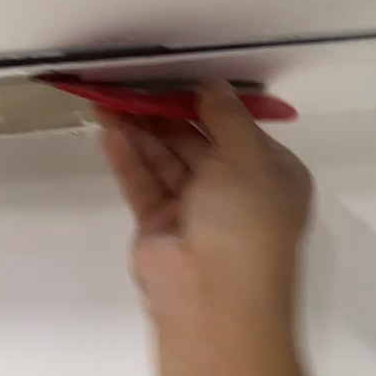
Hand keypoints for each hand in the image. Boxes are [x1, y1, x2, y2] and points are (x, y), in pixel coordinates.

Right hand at [96, 80, 312, 333]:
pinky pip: (142, 183)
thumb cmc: (245, 222)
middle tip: (129, 84)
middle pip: (194, 141)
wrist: (213, 298)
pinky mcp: (157, 224)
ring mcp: (192, 208)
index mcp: (269, 174)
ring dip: (138, 132)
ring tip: (106, 100)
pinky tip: (108, 133)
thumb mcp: (248, 158)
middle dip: (164, 114)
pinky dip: (127, 159)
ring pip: (163, 160)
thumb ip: (226, 117)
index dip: (206, 103)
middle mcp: (232, 189)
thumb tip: (212, 84)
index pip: (236, 129)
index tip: (175, 77)